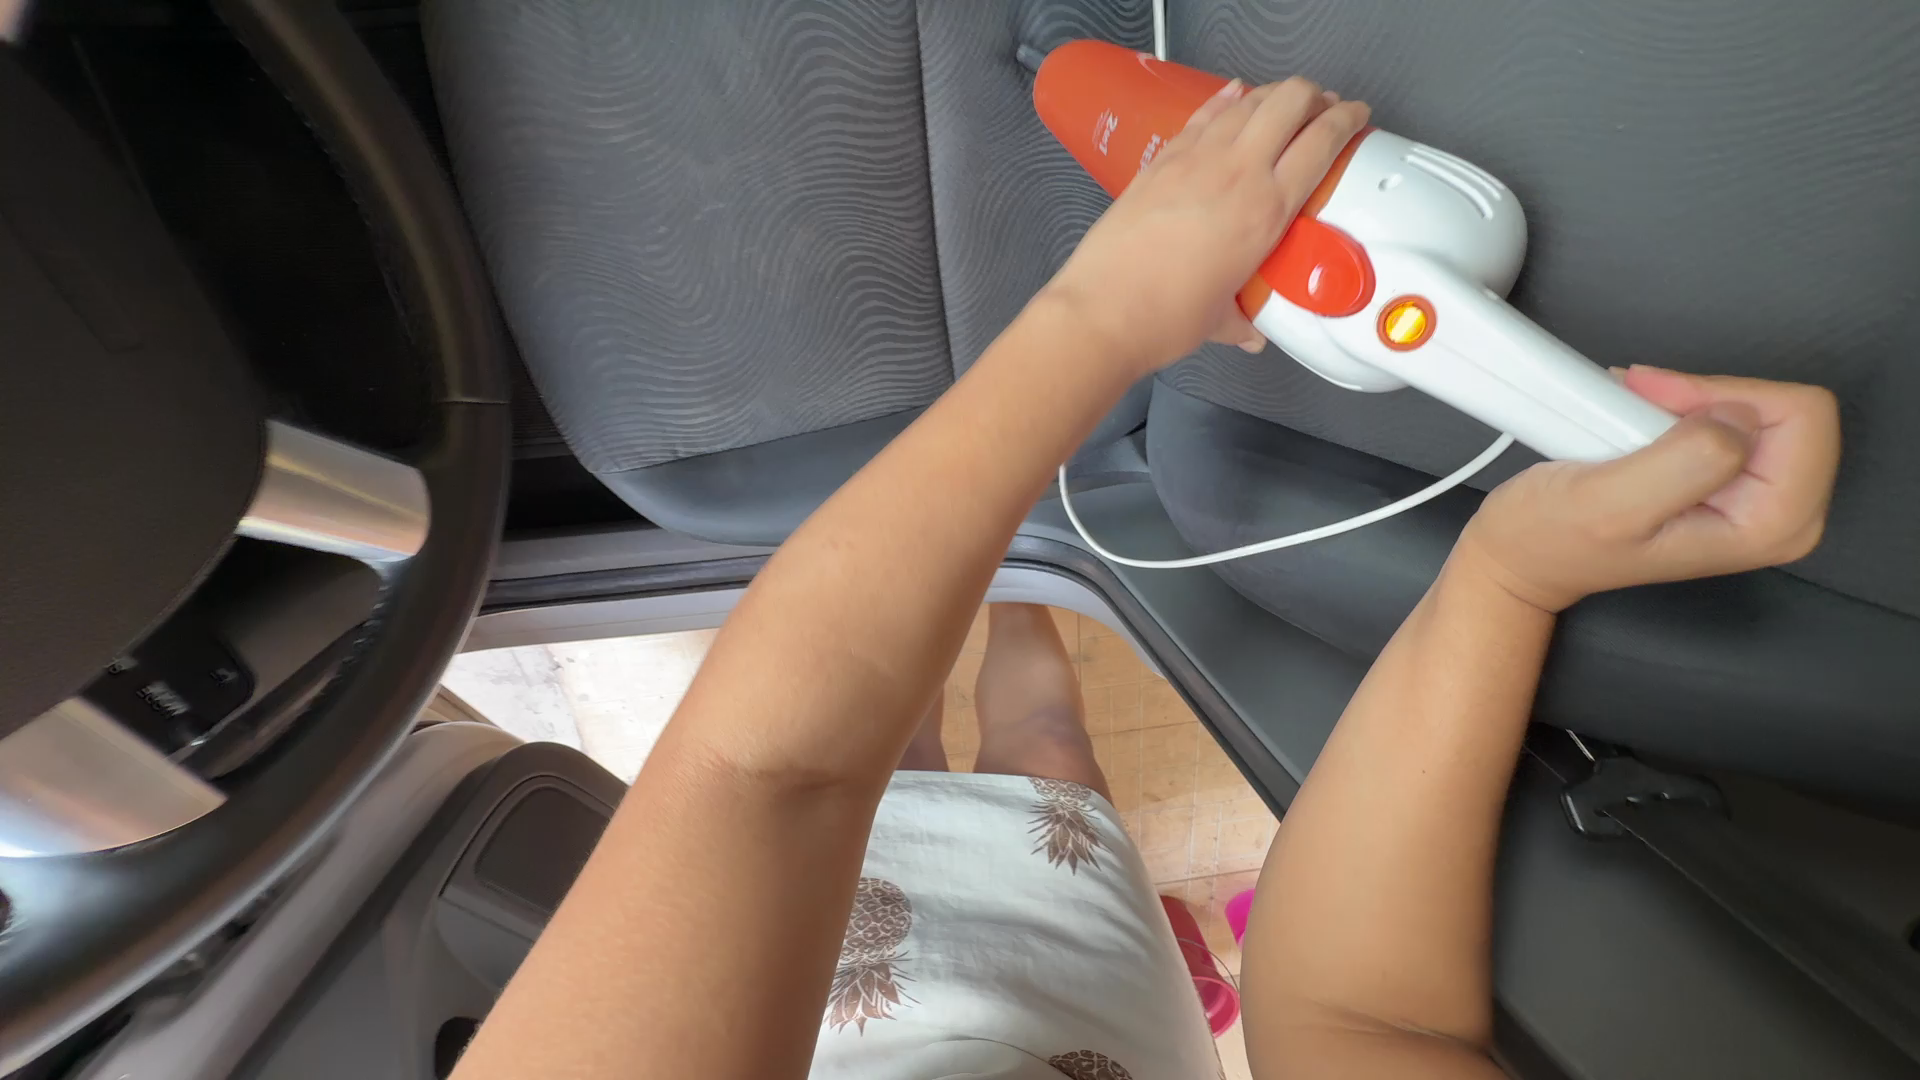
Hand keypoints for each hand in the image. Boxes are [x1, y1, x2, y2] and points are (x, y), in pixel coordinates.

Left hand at [1042, 77, 1371, 376]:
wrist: (1100, 313)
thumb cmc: (1162, 321)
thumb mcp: (1216, 322)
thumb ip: (1239, 322)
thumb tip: (1249, 335)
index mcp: (1266, 210)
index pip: (1323, 141)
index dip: (1346, 119)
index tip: (1354, 115)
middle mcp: (1236, 173)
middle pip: (1289, 101)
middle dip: (1312, 96)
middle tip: (1319, 107)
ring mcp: (1193, 161)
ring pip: (1246, 101)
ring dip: (1270, 95)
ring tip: (1279, 103)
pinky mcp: (1158, 163)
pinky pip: (1201, 117)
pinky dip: (1222, 102)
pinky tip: (1230, 98)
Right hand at [1455, 366, 1840, 612]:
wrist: (1512, 558)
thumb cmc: (1546, 540)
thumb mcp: (1606, 505)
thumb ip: (1684, 461)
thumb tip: (1732, 416)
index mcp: (1772, 522)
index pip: (1798, 415)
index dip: (1713, 394)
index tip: (1641, 402)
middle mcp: (1779, 510)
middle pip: (1777, 408)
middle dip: (1693, 399)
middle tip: (1621, 415)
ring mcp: (1750, 496)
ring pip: (1746, 407)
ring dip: (1671, 404)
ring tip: (1614, 427)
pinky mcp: (1718, 482)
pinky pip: (1721, 418)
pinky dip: (1664, 411)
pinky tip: (1621, 429)